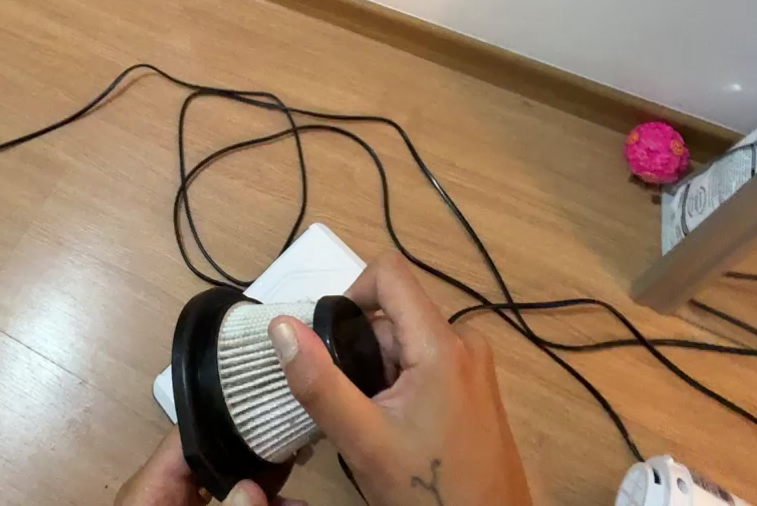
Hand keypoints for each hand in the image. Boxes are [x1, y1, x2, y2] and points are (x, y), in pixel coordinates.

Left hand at [114, 429, 301, 505]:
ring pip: (225, 487)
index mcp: (151, 486)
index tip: (271, 416)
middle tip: (295, 448)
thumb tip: (255, 486)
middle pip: (213, 458)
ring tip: (299, 489)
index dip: (230, 422)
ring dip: (263, 489)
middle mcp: (163, 490)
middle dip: (256, 457)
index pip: (190, 435)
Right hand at [270, 254, 537, 505]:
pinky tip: (398, 430)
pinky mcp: (475, 387)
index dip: (351, 293)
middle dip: (362, 349)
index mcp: (442, 342)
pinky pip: (425, 360)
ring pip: (405, 339)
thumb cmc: (430, 494)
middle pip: (393, 313)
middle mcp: (464, 341)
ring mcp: (473, 366)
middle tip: (353, 404)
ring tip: (376, 423)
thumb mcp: (363, 441)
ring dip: (380, 370)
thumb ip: (319, 382)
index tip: (331, 343)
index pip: (388, 272)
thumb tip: (281, 325)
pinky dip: (401, 383)